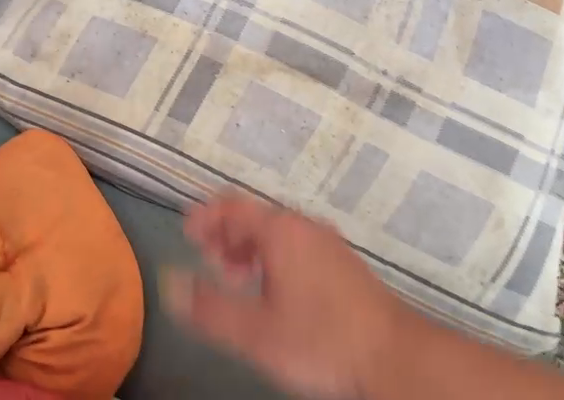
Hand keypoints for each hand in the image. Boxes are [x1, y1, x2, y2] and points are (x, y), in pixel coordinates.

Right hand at [163, 195, 403, 399]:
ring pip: (278, 234)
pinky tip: (275, 293)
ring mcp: (328, 242)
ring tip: (237, 281)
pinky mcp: (344, 264)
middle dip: (226, 236)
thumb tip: (170, 282)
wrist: (394, 356)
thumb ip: (208, 307)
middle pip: (256, 218)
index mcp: (280, 230)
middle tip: (208, 263)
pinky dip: (274, 259)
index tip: (186, 234)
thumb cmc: (320, 339)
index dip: (205, 216)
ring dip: (250, 251)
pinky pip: (297, 247)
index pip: (232, 206)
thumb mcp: (255, 331)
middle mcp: (304, 226)